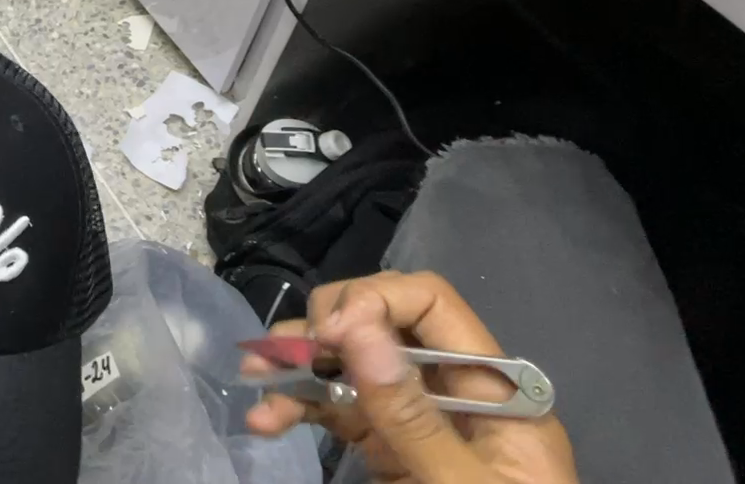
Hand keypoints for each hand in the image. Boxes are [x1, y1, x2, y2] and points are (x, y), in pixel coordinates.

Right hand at [243, 271, 578, 483]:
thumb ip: (413, 417)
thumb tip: (357, 327)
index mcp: (491, 390)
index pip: (430, 303)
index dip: (374, 300)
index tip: (331, 334)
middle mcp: (447, 389)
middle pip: (376, 318)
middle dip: (324, 327)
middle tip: (290, 354)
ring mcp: (410, 416)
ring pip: (342, 358)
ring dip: (293, 362)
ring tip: (253, 374)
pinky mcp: (379, 444)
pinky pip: (328, 404)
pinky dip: (293, 405)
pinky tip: (265, 420)